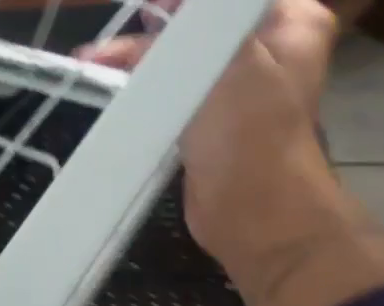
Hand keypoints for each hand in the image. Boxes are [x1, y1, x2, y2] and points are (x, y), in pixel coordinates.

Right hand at [80, 0, 336, 261]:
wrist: (250, 207)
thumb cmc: (250, 131)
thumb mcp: (230, 62)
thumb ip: (205, 25)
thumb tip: (165, 10)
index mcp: (289, 21)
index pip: (227, 1)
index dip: (181, 1)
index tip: (141, 8)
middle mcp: (266, 48)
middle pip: (200, 25)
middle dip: (151, 30)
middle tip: (99, 48)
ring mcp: (236, 88)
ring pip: (180, 58)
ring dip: (139, 60)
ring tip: (93, 65)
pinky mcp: (207, 122)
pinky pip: (172, 91)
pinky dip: (142, 89)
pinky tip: (113, 91)